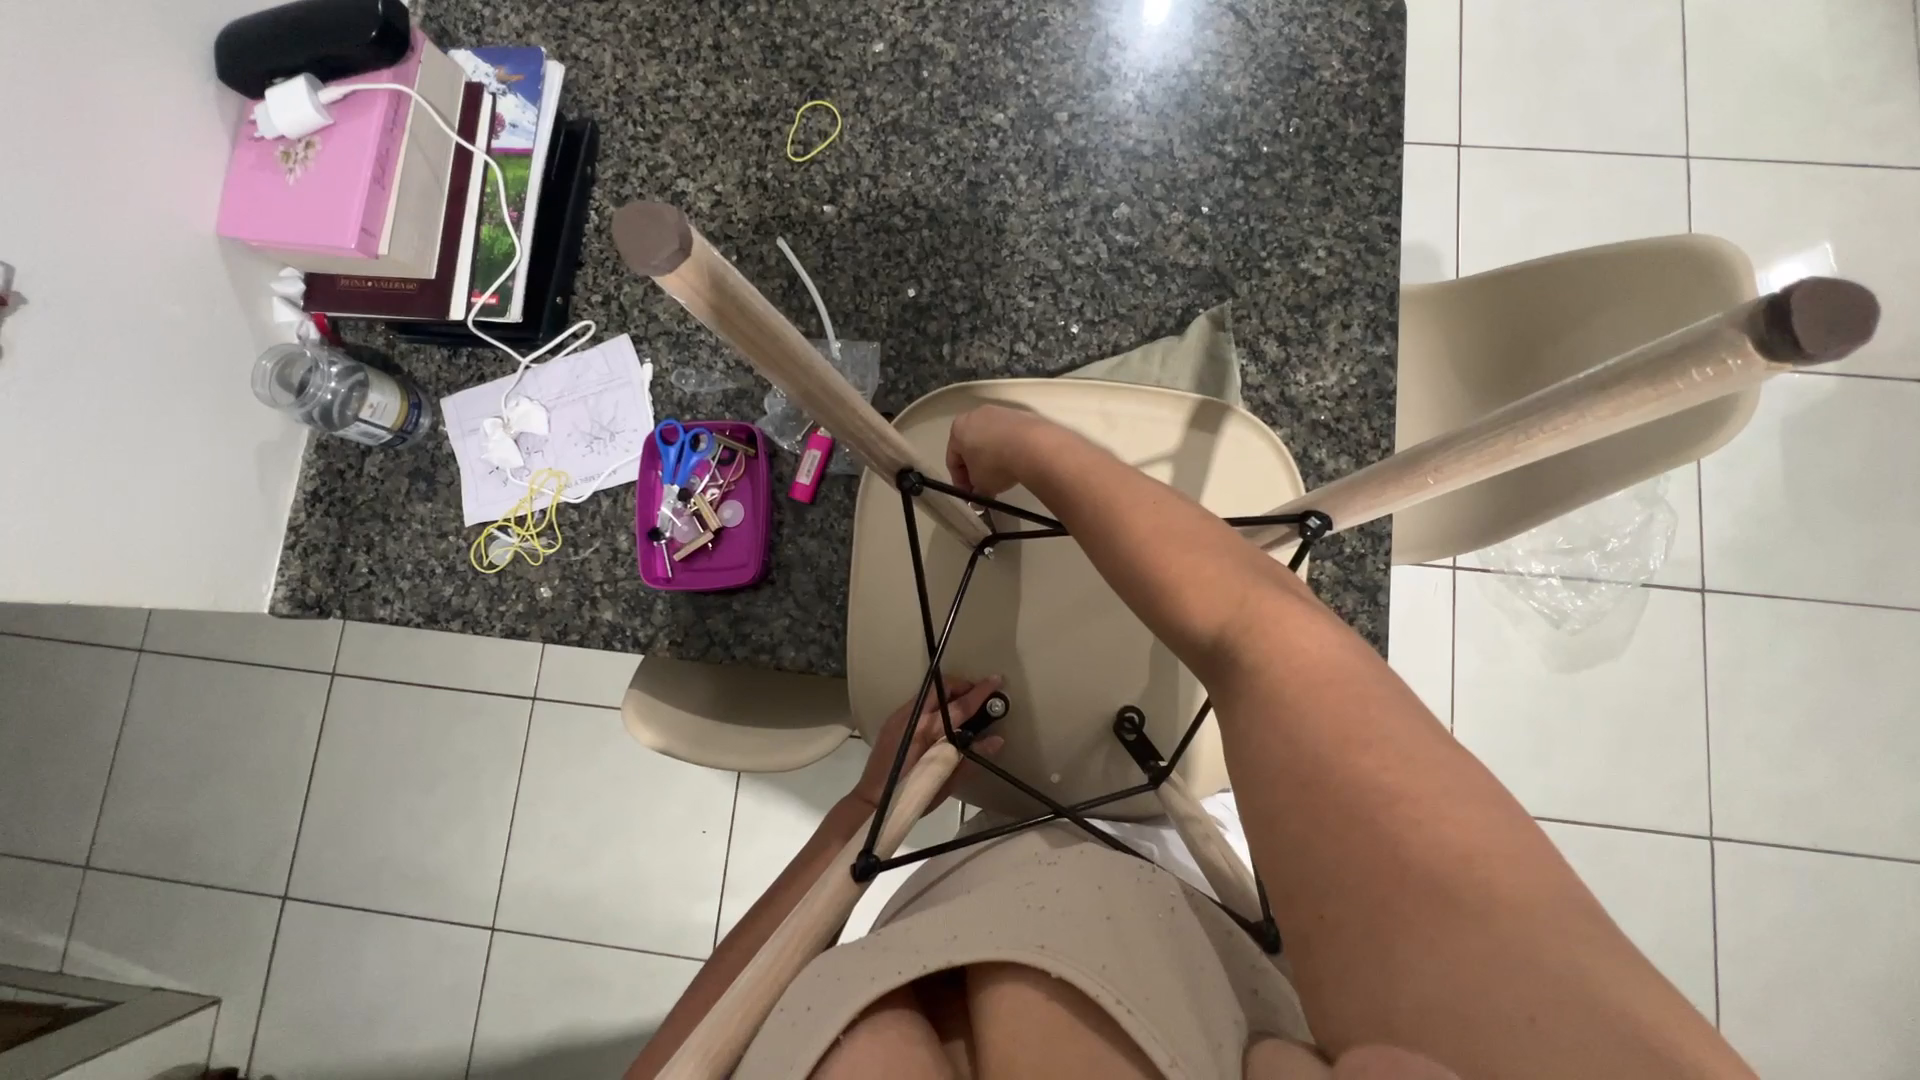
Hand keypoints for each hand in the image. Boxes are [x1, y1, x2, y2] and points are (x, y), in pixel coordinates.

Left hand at [847, 675, 1005, 814]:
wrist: (874, 802)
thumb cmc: (914, 795)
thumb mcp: (947, 781)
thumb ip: (972, 757)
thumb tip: (997, 739)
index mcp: (928, 731)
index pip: (960, 705)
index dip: (981, 692)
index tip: (996, 680)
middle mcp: (913, 716)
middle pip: (942, 686)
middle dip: (962, 685)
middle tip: (978, 696)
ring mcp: (900, 716)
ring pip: (929, 692)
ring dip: (948, 693)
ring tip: (962, 707)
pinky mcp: (893, 720)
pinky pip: (919, 702)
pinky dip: (934, 704)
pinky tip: (941, 720)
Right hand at [945, 406, 1050, 496]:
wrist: (1032, 446)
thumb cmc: (995, 464)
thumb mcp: (981, 484)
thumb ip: (977, 492)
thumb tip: (979, 498)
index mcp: (958, 428)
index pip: (953, 459)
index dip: (960, 481)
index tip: (969, 496)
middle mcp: (976, 415)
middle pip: (972, 447)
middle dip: (977, 468)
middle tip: (984, 487)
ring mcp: (1000, 412)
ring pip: (991, 440)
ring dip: (993, 458)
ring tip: (1003, 477)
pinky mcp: (1020, 415)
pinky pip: (1009, 436)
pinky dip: (1010, 449)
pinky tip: (1017, 463)